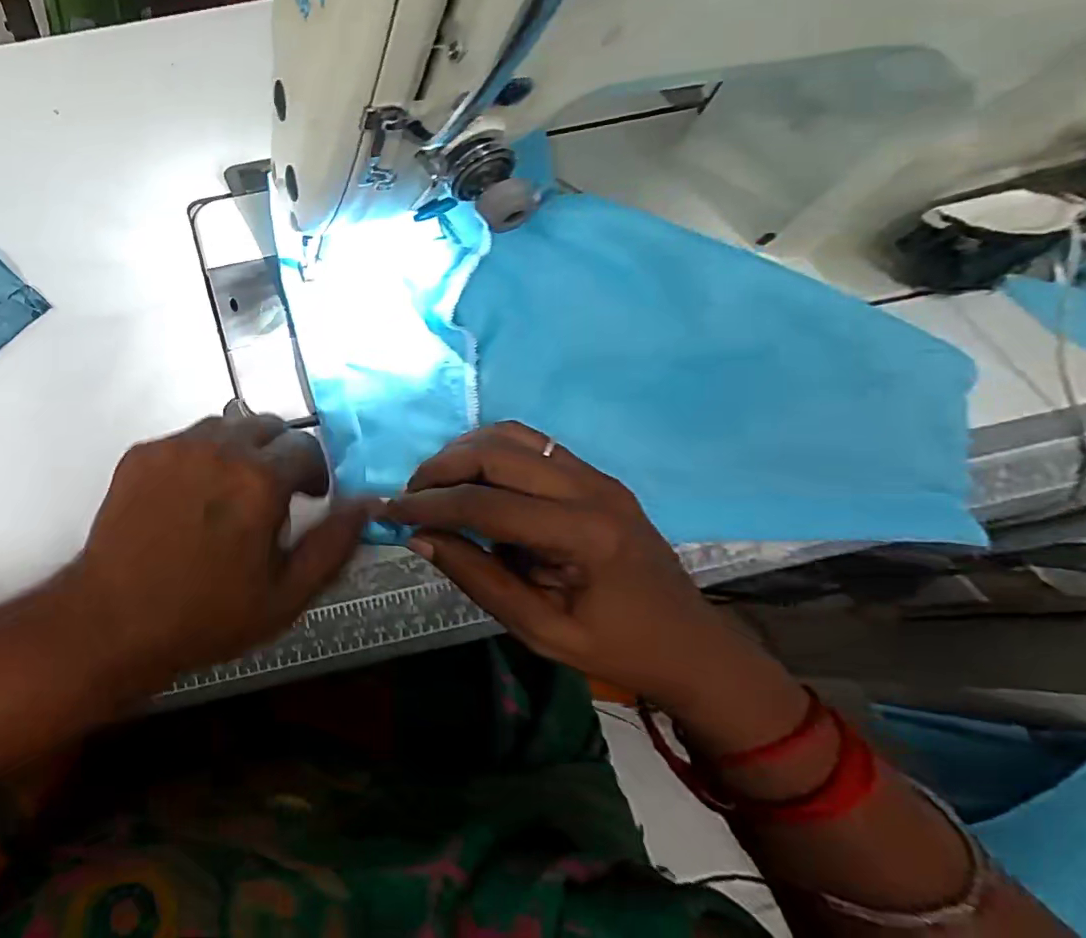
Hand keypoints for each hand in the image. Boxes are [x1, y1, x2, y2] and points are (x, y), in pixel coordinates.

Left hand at [57, 408, 375, 686]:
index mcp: (260, 480)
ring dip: (240, 450)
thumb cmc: (206, 616)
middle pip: (267, 426)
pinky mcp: (140, 454)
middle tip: (272, 494)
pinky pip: (184, 440)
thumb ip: (334, 543)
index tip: (310, 497)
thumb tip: (366, 504)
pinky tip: (189, 497)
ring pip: (224, 427)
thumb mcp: (286, 595)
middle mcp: (218, 449)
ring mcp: (174, 448)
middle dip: (281, 454)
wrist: (114, 622)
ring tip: (230, 492)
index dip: (315, 474)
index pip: (306, 448)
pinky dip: (199, 457)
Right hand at [384, 422, 803, 743]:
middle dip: (441, 469)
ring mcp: (597, 476)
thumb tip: (421, 538)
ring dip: (464, 452)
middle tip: (409, 497)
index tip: (391, 512)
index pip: (487, 503)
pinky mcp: (596, 476)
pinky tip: (472, 478)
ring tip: (435, 484)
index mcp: (584, 535)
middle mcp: (592, 489)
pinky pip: (532, 444)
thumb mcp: (542, 631)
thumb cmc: (619, 650)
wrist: (694, 646)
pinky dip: (491, 452)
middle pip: (496, 453)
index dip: (431, 506)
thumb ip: (480, 579)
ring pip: (513, 436)